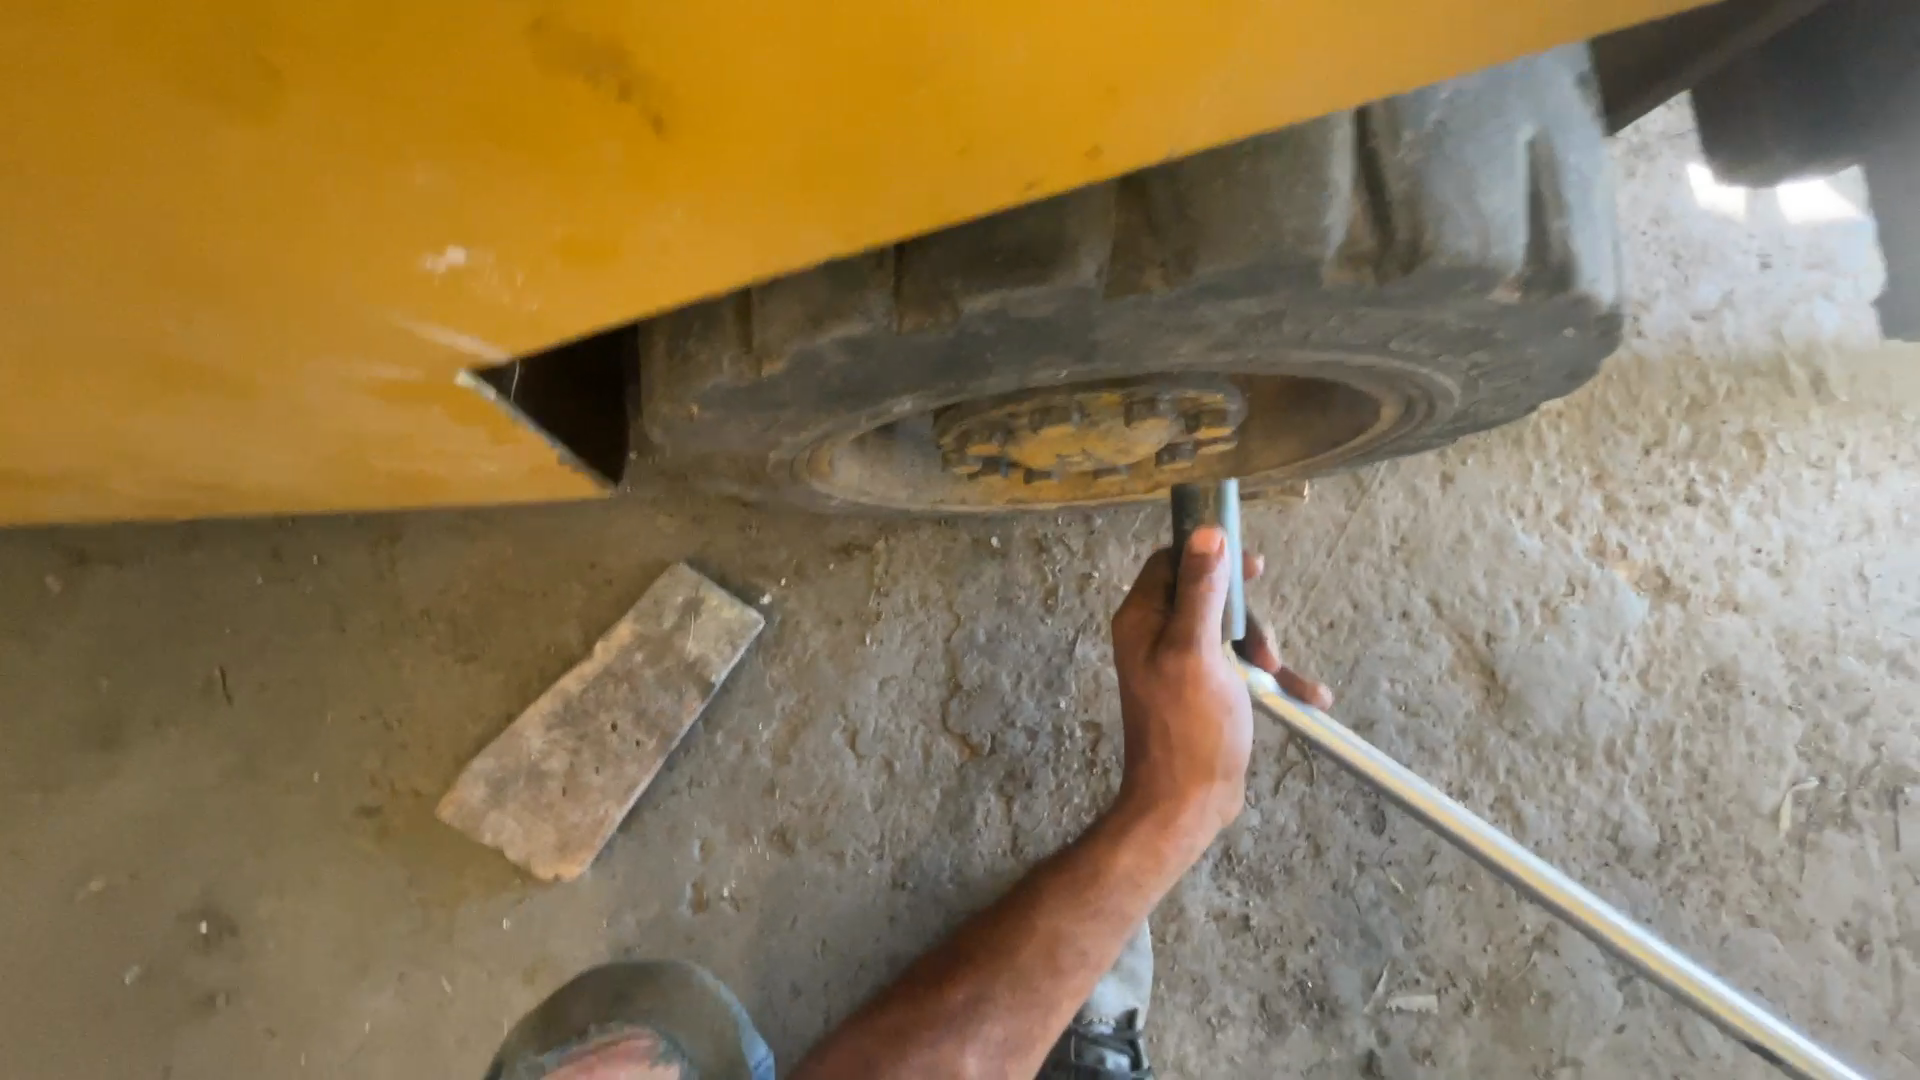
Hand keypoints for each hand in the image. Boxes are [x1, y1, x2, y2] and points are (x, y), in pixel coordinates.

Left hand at [1108, 527, 1332, 851]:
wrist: (1187, 801)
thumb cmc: (1188, 725)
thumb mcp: (1195, 651)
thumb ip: (1201, 591)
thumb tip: (1206, 532)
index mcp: (1143, 618)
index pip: (1171, 563)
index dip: (1209, 556)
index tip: (1250, 566)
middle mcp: (1157, 633)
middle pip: (1208, 594)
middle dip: (1245, 617)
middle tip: (1264, 648)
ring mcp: (1182, 660)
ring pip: (1230, 629)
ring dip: (1263, 648)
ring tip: (1281, 678)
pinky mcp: (1206, 685)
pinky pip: (1240, 665)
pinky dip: (1272, 677)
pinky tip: (1307, 695)